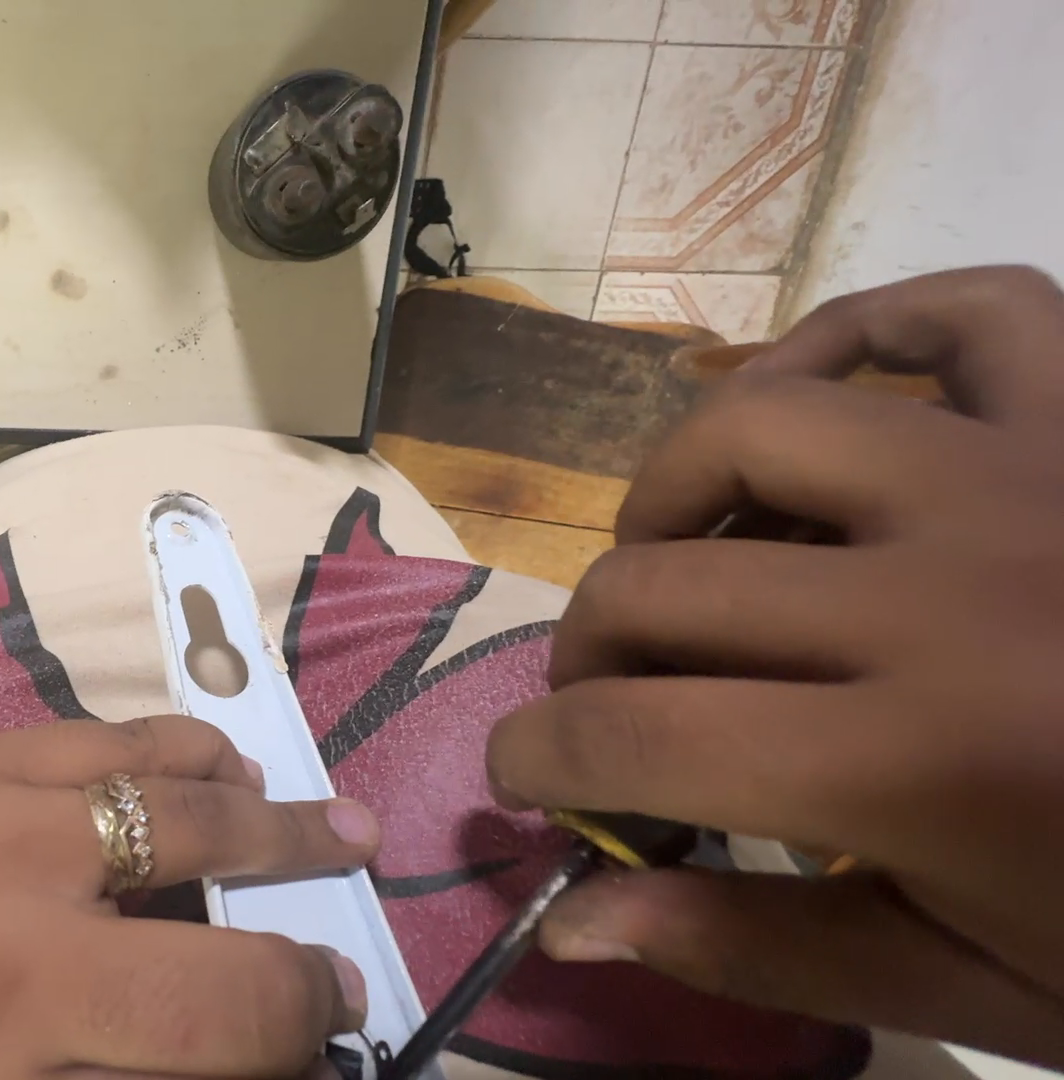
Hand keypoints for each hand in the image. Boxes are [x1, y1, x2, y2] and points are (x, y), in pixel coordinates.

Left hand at [0, 716, 381, 1078]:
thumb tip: (264, 1047)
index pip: (210, 1009)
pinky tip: (221, 764)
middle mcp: (10, 881)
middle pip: (200, 858)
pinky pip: (114, 734)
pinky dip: (183, 746)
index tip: (338, 1004)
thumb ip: (145, 1069)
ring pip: (165, 773)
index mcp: (10, 1008)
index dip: (294, 1015)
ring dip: (250, 794)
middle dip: (295, 867)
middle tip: (356, 859)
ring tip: (306, 811)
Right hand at [486, 266, 1063, 1064]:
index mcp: (934, 762)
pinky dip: (853, 337)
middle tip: (616, 700)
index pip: (628, 736)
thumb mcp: (981, 990)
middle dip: (584, 657)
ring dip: (667, 497)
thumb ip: (751, 947)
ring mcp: (1037, 480)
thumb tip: (565, 927)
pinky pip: (964, 310)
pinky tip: (810, 402)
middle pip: (649, 586)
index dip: (534, 757)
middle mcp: (959, 597)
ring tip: (684, 554)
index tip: (520, 776)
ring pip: (752, 424)